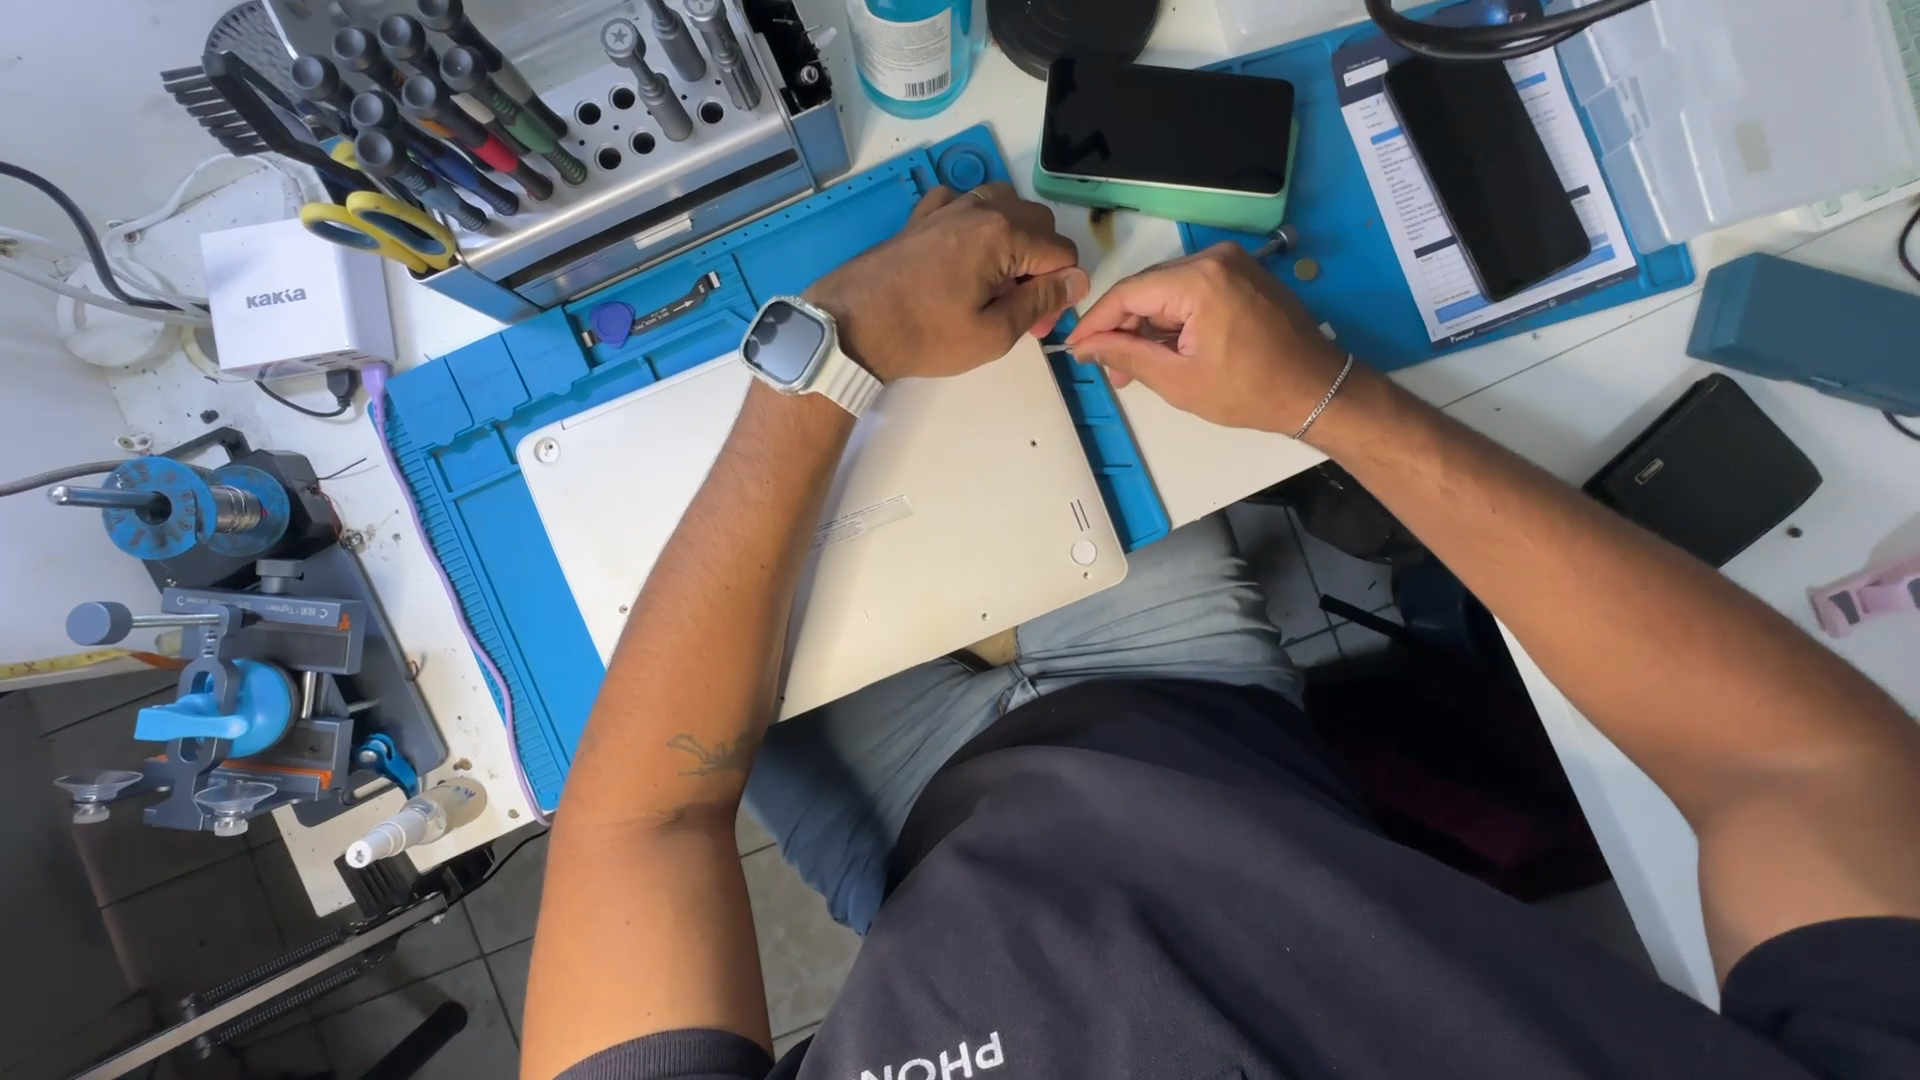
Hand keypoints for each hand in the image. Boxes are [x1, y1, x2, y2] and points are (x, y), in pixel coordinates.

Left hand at [804, 184, 1088, 382]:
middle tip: (1023, 309)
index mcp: (1002, 233)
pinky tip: (966, 258)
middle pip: (1037, 222)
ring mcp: (947, 206)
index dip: (1062, 288)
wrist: (852, 326)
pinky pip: (964, 204)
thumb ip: (1040, 303)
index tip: (1043, 320)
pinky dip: (977, 225)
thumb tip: (1075, 281)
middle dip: (1042, 264)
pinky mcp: (922, 215)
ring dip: (1014, 241)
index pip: (1061, 250)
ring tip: (996, 285)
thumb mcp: (992, 333)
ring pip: (1004, 206)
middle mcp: (978, 207)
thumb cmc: (924, 336)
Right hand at [1065, 243, 1354, 437]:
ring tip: (1133, 368)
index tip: (1074, 348)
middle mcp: (1214, 259)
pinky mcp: (1242, 276)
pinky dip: (1172, 321)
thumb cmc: (1249, 391)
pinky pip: (1191, 293)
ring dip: (1146, 328)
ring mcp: (1231, 264)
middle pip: (1146, 289)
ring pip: (1167, 293)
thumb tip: (1084, 347)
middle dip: (1121, 329)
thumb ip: (1126, 355)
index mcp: (1198, 280)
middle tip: (1106, 368)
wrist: (1318, 390)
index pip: (1127, 293)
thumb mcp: (1177, 380)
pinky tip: (1162, 351)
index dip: (1094, 322)